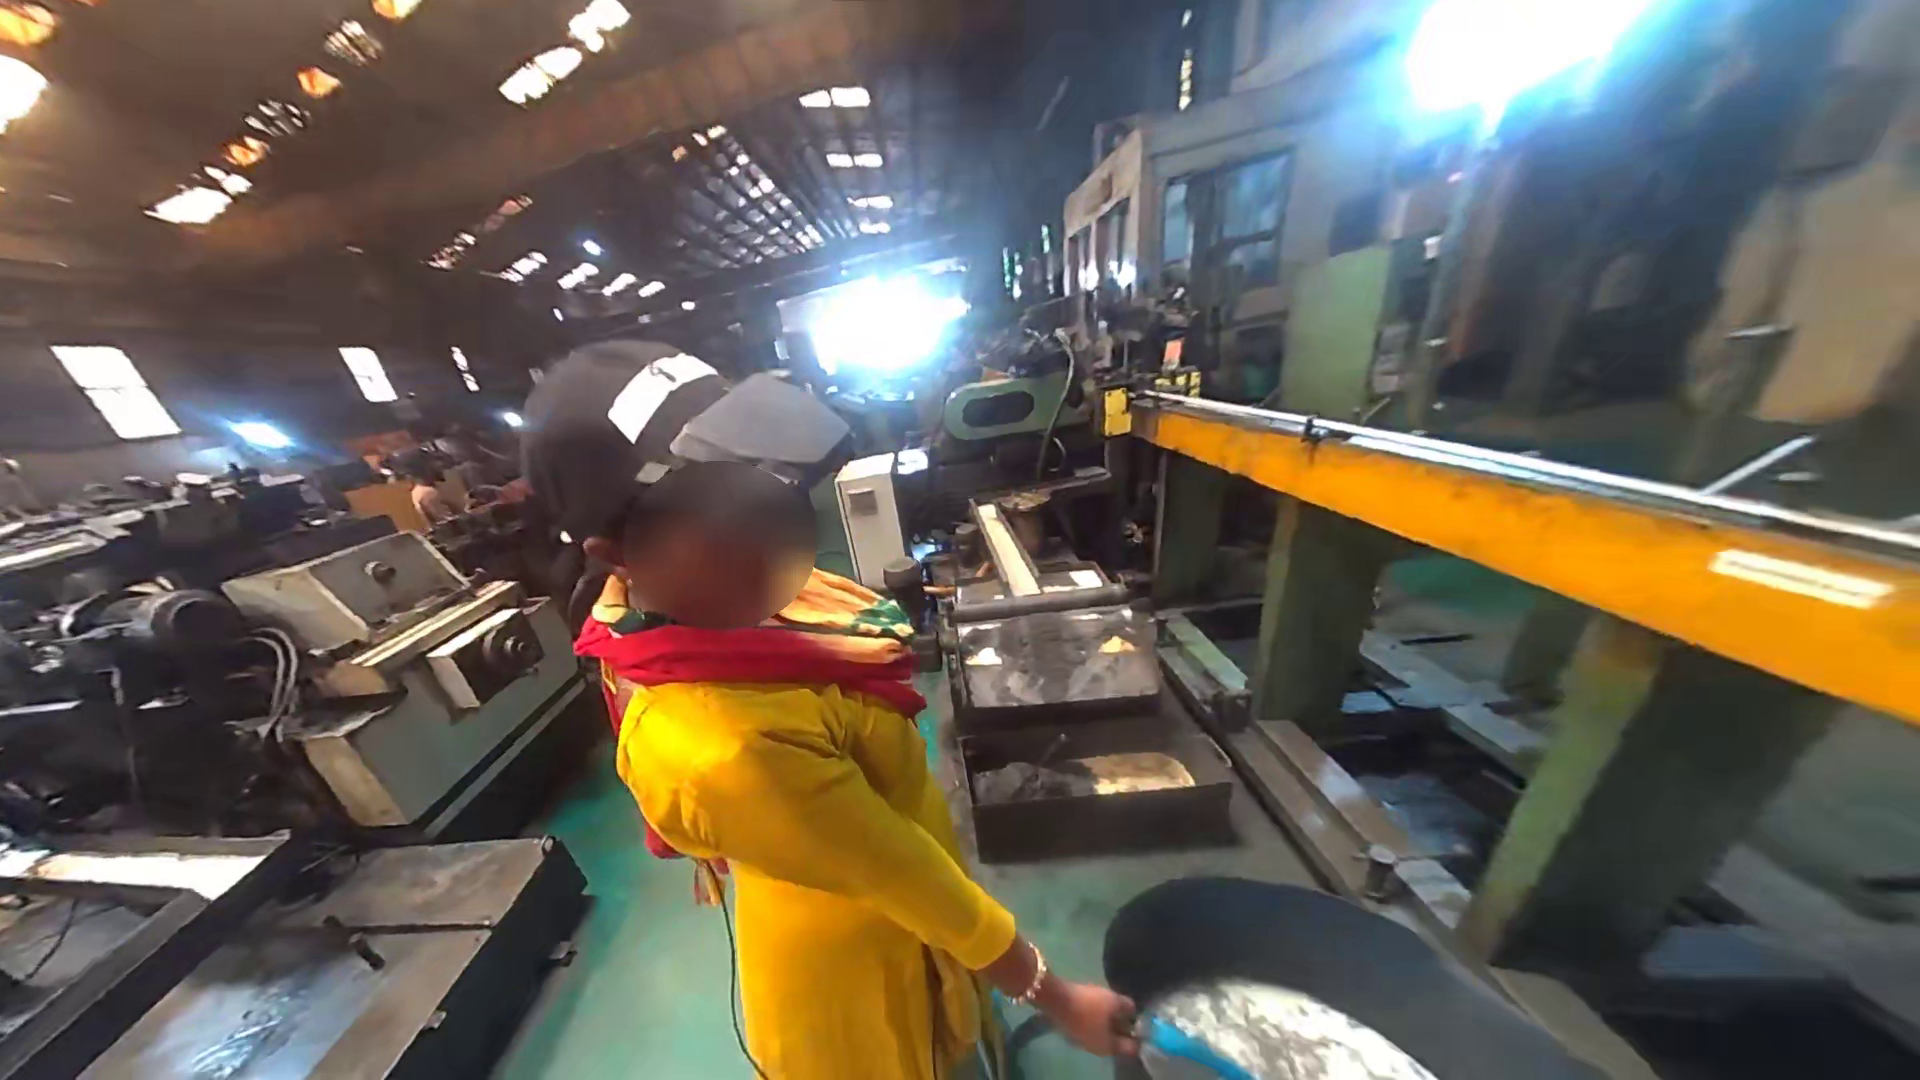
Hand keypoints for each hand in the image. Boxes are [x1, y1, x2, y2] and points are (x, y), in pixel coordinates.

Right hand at [1035, 979, 1139, 1057]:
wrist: (1058, 1000)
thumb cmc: (1089, 1004)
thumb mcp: (1112, 1001)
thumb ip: (1127, 1007)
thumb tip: (1134, 1010)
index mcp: (1110, 1047)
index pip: (1132, 1047)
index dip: (1139, 1034)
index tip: (1143, 1021)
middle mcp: (1098, 1049)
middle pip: (1116, 1040)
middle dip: (1122, 1026)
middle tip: (1126, 1009)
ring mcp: (1083, 1041)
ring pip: (1102, 1033)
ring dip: (1108, 1021)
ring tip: (1110, 1003)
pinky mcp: (1072, 1031)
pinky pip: (1090, 1026)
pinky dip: (1096, 1017)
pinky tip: (1094, 1003)